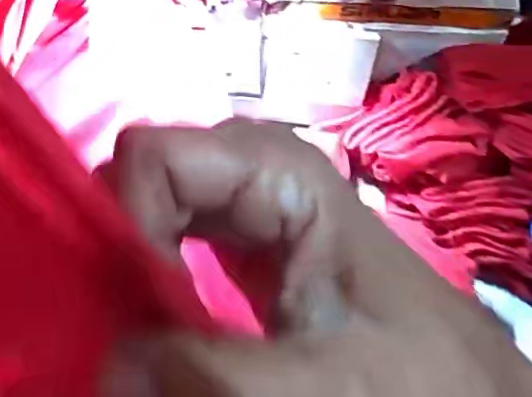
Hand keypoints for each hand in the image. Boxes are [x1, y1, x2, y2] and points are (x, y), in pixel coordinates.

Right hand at [102, 121, 531, 396]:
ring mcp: (242, 191)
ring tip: (145, 316)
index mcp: (271, 164)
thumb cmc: (425, 383)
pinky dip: (153, 269)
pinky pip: (167, 227)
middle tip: (134, 314)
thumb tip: (105, 368)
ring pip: (147, 200)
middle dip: (128, 241)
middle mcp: (245, 160)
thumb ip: (214, 375)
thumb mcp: (331, 387)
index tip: (137, 302)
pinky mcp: (240, 229)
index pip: (152, 157)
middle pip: (142, 175)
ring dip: (136, 260)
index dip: (129, 221)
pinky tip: (164, 311)